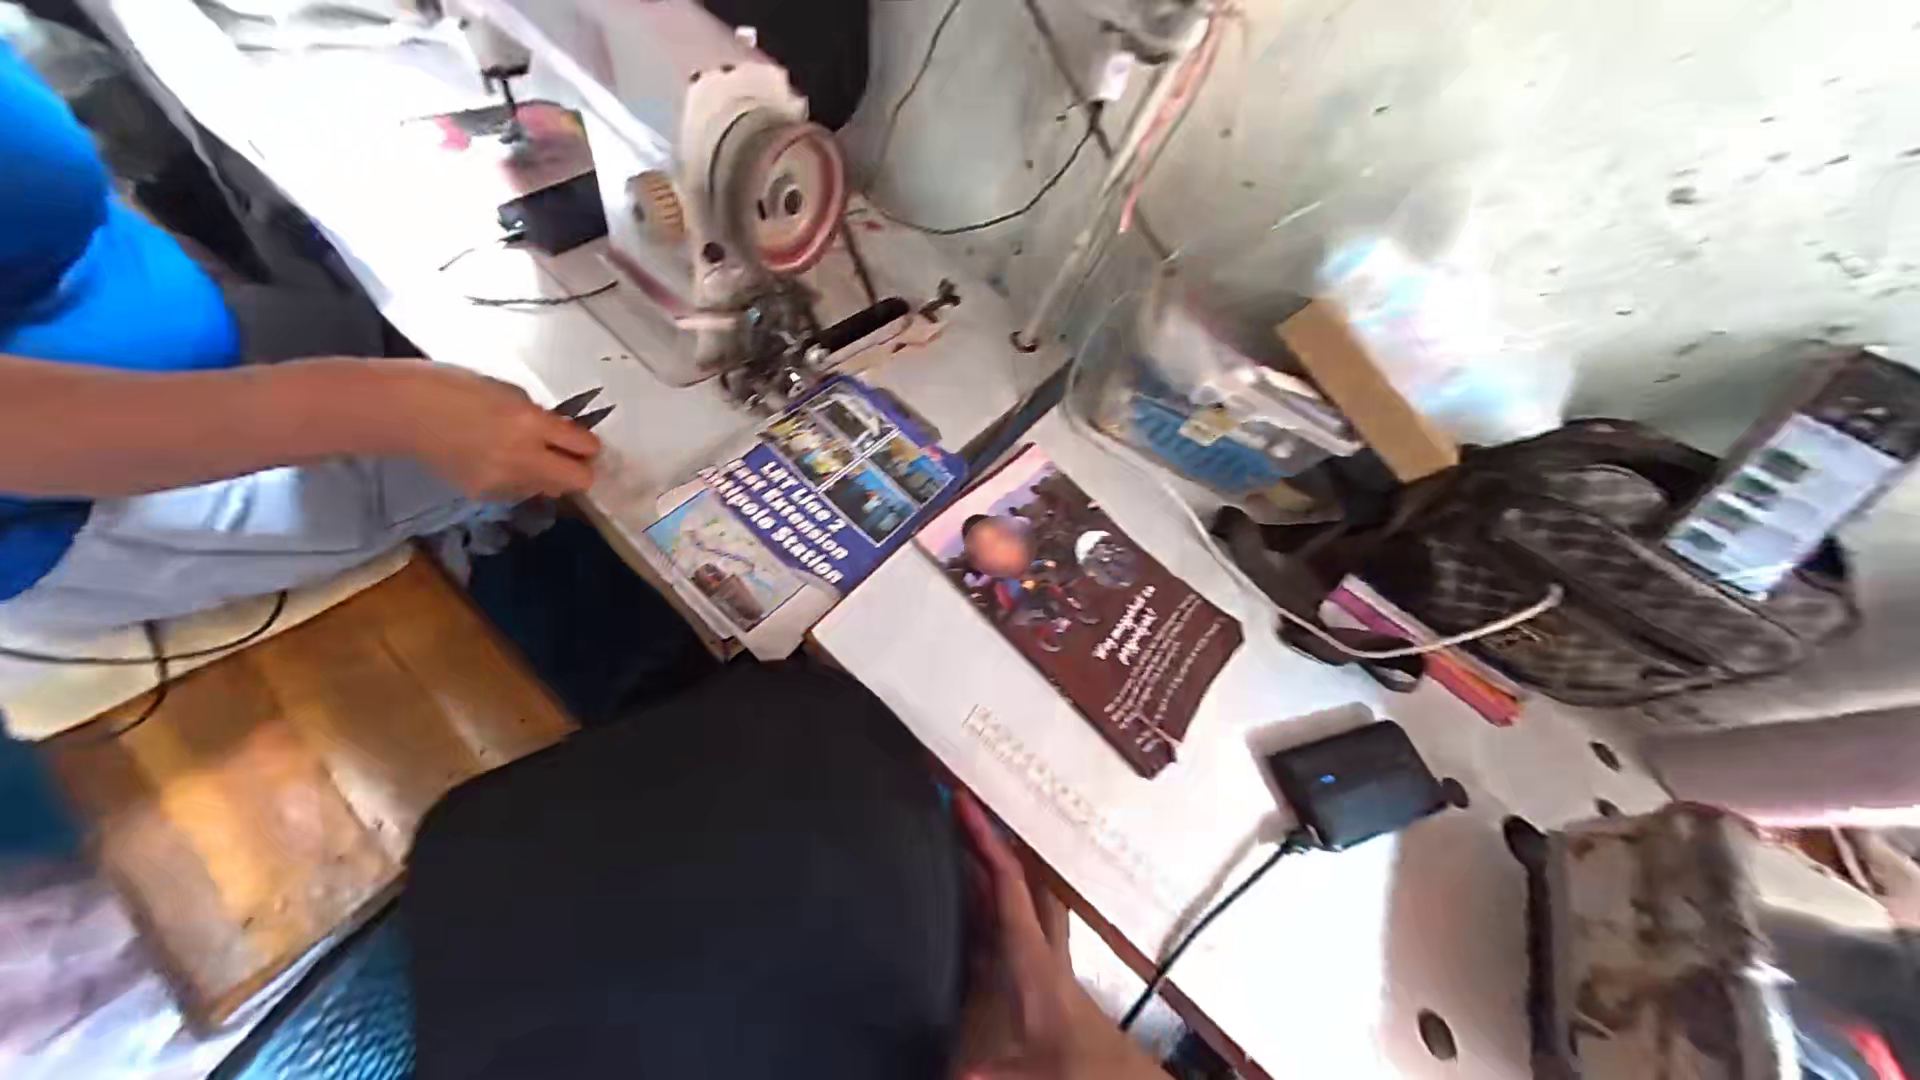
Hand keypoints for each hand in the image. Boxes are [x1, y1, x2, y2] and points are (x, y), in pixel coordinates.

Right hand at [373, 361, 600, 499]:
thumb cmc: (454, 387)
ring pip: (551, 489)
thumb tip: (566, 435)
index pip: (585, 446)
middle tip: (569, 457)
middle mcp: (523, 456)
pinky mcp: (486, 493)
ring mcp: (504, 479)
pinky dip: (522, 480)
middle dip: (580, 469)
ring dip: (550, 475)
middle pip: (580, 481)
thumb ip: (542, 417)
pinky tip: (500, 463)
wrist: (398, 410)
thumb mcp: (509, 393)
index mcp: (530, 422)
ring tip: (527, 457)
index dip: (588, 445)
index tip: (583, 441)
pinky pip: (522, 491)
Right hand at [952, 792, 1163, 1079]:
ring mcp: (1030, 947)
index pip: (1008, 881)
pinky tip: (961, 890)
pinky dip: (981, 892)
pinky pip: (1000, 913)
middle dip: (987, 835)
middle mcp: (1033, 938)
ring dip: (984, 860)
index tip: (964, 802)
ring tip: (955, 833)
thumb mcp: (1036, 1071)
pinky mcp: (1025, 964)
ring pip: (1009, 889)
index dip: (985, 840)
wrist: (1109, 1075)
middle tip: (958, 806)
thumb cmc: (1077, 1064)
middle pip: (1011, 871)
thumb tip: (956, 1077)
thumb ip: (998, 1072)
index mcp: (1032, 952)